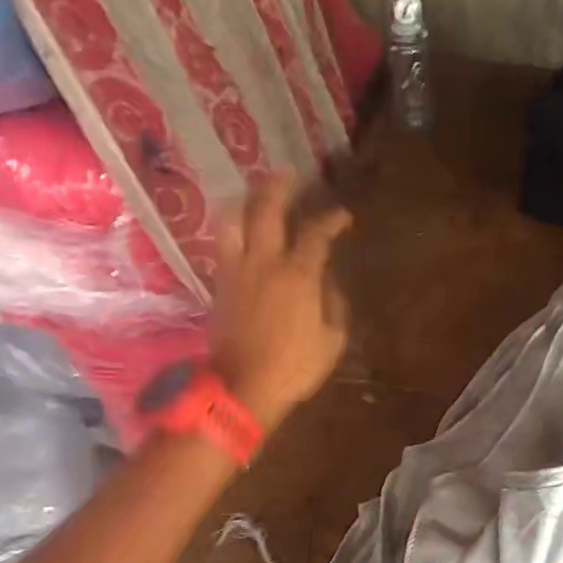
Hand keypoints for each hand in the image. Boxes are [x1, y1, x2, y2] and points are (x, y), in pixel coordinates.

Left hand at [209, 170, 351, 427]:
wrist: (243, 388)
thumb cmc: (294, 367)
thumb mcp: (332, 339)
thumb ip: (333, 303)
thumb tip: (327, 283)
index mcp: (298, 274)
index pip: (316, 233)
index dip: (332, 219)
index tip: (343, 216)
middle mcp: (264, 262)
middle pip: (267, 210)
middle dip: (280, 186)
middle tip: (290, 174)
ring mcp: (237, 271)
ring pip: (235, 221)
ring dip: (246, 201)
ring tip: (256, 195)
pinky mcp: (220, 285)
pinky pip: (225, 245)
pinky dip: (235, 229)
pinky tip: (242, 230)